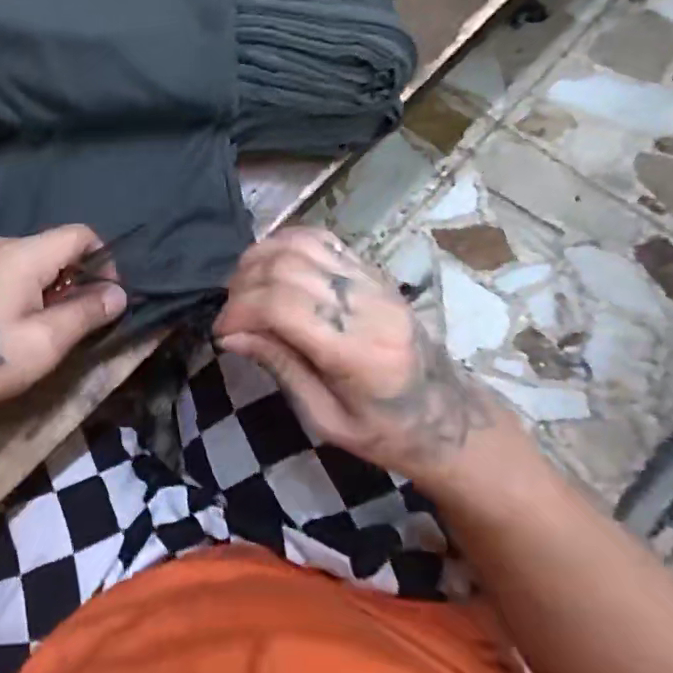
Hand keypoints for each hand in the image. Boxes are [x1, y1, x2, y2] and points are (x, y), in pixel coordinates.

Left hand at [0, 226, 126, 431]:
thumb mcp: (47, 342)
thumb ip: (87, 313)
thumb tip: (119, 293)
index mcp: (24, 253)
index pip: (80, 233)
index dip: (104, 261)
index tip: (105, 299)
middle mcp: (1, 244)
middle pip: (56, 247)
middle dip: (76, 279)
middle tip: (72, 323)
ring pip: (34, 260)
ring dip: (51, 288)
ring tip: (42, 330)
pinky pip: (11, 269)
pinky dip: (27, 289)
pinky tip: (14, 325)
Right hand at [212, 227, 533, 490]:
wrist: (450, 420)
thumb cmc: (386, 432)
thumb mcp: (325, 419)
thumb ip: (279, 367)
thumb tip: (229, 335)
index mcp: (358, 353)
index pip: (282, 306)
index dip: (238, 311)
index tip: (221, 332)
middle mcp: (368, 307)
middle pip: (285, 268)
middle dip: (242, 286)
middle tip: (231, 315)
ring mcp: (374, 283)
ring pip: (299, 245)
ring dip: (258, 260)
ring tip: (244, 289)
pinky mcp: (372, 272)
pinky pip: (319, 239)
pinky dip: (282, 245)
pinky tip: (269, 267)